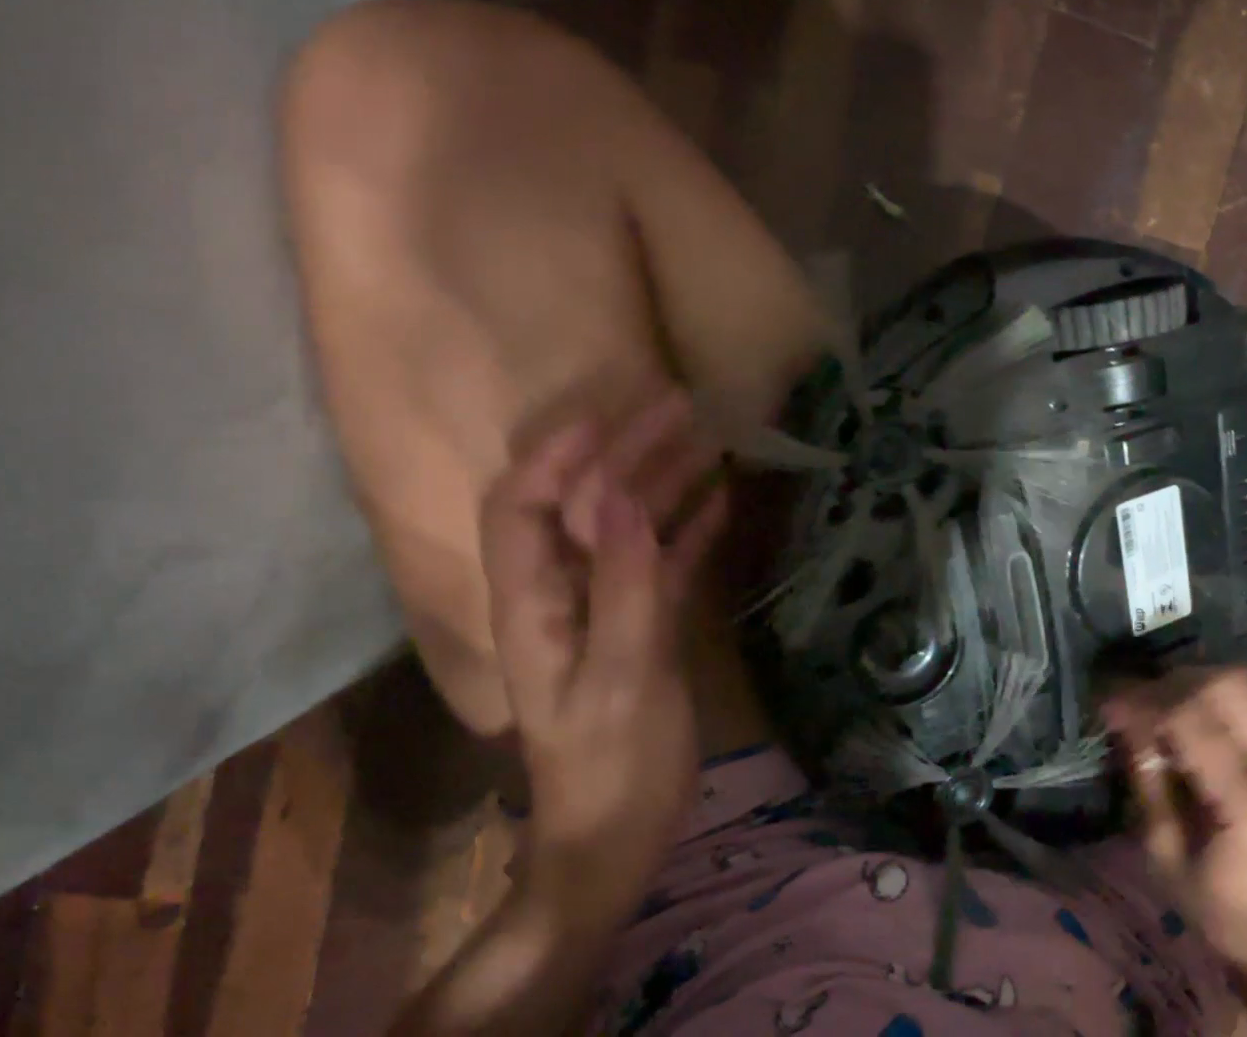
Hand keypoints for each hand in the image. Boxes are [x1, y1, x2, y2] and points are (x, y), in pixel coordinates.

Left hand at [478, 393, 725, 929]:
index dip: (557, 456)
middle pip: (580, 506)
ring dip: (662, 483)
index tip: (608, 413)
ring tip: (710, 440)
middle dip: (624, 453)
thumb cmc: (613, 764)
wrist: (617, 838)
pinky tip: (723, 502)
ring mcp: (603, 610)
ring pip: (625, 529)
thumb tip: (614, 494)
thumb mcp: (622, 673)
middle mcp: (560, 596)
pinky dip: (687, 530)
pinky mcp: (641, 628)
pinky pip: (660, 564)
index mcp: (533, 605)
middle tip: (681, 408)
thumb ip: (621, 583)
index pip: (523, 508)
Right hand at [1104, 669, 1246, 983]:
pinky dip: (1221, 706)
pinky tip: (1196, 727)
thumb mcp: (1166, 858)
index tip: (1109, 701)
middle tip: (1137, 699)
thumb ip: (1148, 782)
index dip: (1143, 701)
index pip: (1191, 719)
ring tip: (1162, 707)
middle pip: (1227, 684)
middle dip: (1171, 681)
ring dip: (1197, 686)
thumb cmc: (1224, 917)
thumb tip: (1124, 718)